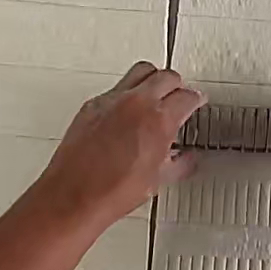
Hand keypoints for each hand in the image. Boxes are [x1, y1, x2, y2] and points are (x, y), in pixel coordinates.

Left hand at [25, 63, 204, 229]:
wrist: (74, 197)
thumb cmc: (111, 191)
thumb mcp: (159, 178)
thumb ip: (180, 162)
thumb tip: (186, 159)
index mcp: (159, 119)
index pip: (187, 96)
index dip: (196, 99)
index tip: (196, 102)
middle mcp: (136, 103)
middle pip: (166, 76)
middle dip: (178, 85)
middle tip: (180, 95)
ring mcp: (112, 101)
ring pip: (141, 72)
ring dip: (153, 79)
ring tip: (156, 92)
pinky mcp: (92, 105)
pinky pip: (116, 87)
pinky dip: (128, 93)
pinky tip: (128, 108)